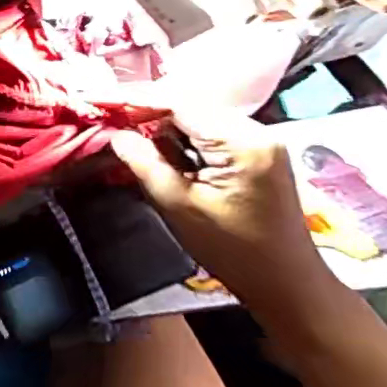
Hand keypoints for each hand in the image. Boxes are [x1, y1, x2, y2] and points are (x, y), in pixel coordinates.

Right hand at [109, 108, 335, 312]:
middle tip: (108, 118)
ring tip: (131, 136)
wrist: (289, 287)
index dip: (132, 98)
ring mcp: (259, 138)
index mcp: (241, 141)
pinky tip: (162, 150)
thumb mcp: (177, 205)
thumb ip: (143, 161)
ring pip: (195, 114)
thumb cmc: (233, 252)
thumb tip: (116, 132)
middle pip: (186, 103)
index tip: (98, 99)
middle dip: (145, 109)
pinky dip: (181, 135)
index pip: (177, 102)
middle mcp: (255, 129)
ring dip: (162, 123)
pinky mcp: (256, 149)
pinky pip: (208, 128)